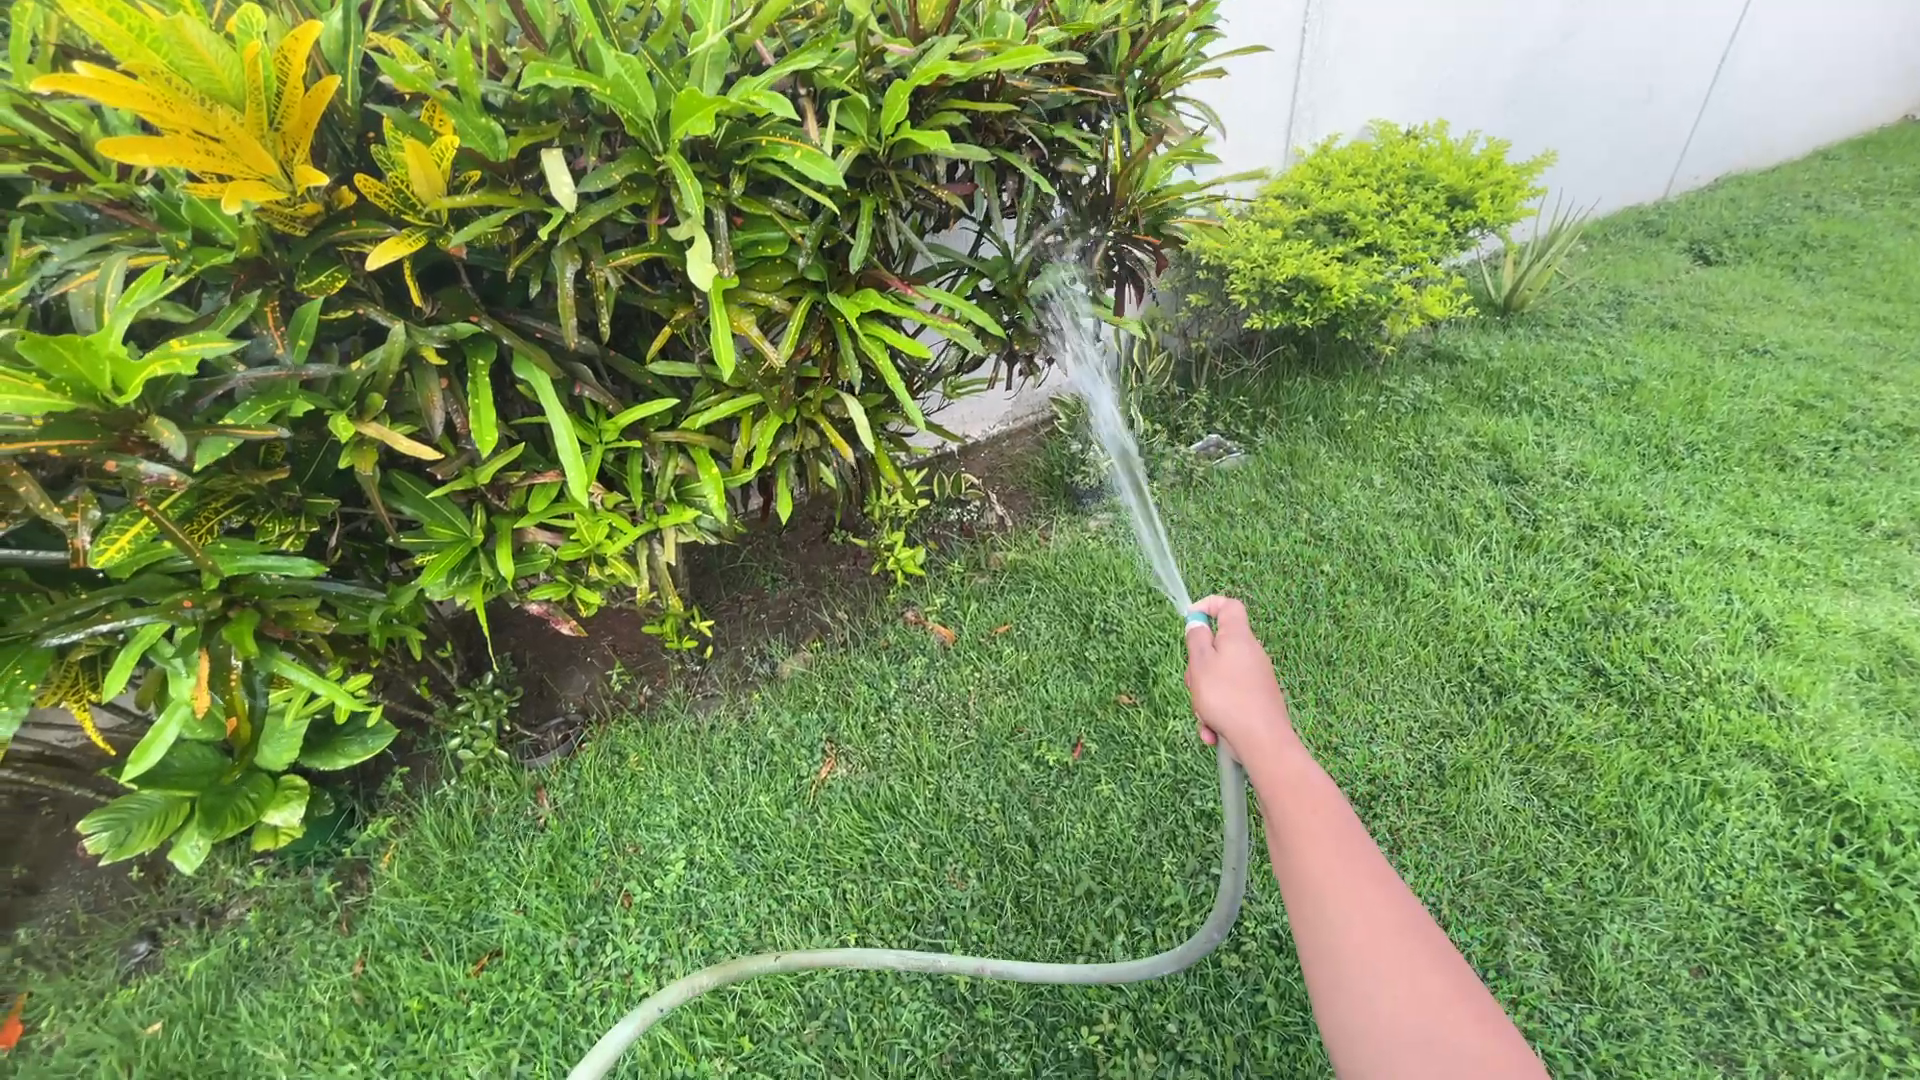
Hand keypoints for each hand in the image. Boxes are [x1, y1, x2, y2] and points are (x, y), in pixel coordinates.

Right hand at [1184, 595, 1296, 759]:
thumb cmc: (1226, 697)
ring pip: (1220, 677)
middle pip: (1218, 647)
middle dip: (1199, 665)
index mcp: (1238, 638)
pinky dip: (1217, 713)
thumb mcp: (1200, 663)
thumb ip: (1196, 638)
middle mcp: (1251, 654)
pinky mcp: (1257, 700)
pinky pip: (1229, 698)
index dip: (1207, 605)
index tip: (1189, 618)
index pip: (1228, 606)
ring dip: (1205, 695)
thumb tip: (1197, 623)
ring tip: (1204, 715)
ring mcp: (1256, 678)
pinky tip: (1212, 732)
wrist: (1262, 741)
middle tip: (1193, 681)